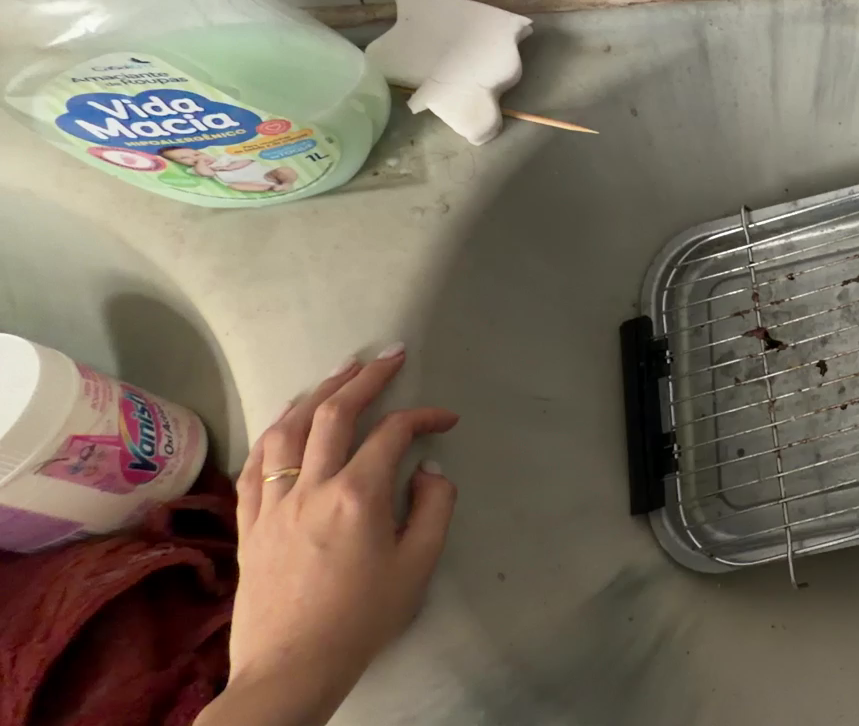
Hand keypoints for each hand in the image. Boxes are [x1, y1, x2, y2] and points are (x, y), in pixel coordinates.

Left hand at [196, 345, 458, 725]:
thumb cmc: (365, 614)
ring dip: (316, 395)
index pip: (394, 433)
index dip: (425, 416)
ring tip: (340, 375)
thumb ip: (433, 506)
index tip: (447, 420)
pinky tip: (289, 422)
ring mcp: (272, 504)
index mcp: (358, 495)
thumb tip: (429, 471)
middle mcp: (311, 488)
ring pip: (287, 430)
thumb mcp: (420, 561)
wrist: (293, 666)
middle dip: (367, 378)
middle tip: (391, 355)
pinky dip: (275, 433)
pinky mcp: (249, 523)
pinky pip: (255, 464)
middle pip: (334, 414)